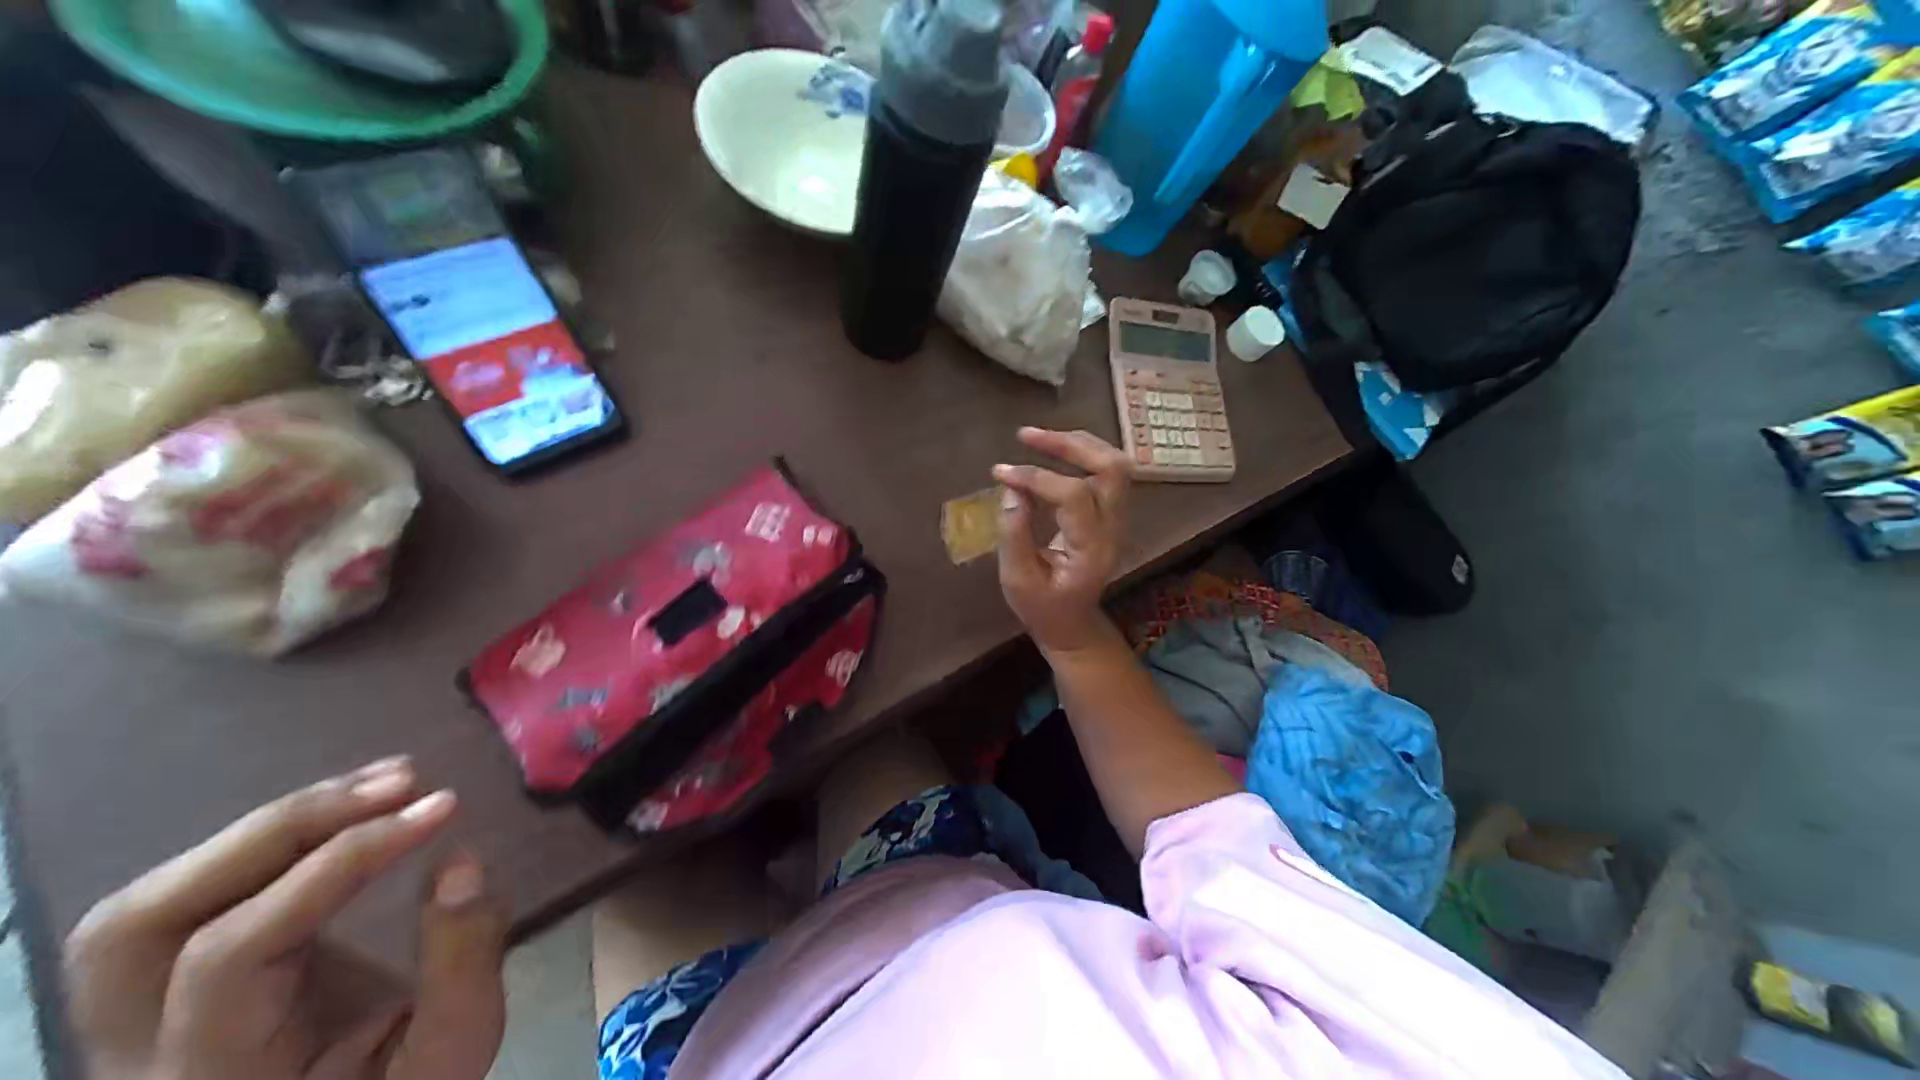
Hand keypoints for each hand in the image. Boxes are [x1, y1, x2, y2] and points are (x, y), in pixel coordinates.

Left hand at [64, 757, 507, 1079]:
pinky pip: (186, 899)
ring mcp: (133, 1025)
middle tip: (399, 783)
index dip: (341, 861)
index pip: (235, 950)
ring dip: (269, 828)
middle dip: (284, 829)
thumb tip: (461, 861)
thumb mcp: (451, 1050)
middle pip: (145, 923)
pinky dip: (267, 841)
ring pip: (144, 906)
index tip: (442, 806)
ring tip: (381, 784)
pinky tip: (349, 810)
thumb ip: (463, 963)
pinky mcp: (167, 989)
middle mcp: (134, 1058)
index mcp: (211, 1077)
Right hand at [994, 427, 1130, 655]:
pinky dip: (1080, 452)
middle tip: (1027, 436)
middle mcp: (1114, 529)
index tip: (1000, 472)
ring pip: (1114, 463)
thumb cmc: (1042, 607)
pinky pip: (1105, 470)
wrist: (1072, 623)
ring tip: (1037, 438)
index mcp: (1092, 550)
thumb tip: (1011, 489)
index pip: (1073, 495)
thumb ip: (1014, 535)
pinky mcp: (1111, 512)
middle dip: (1069, 444)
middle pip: (1111, 468)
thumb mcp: (1017, 580)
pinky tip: (1051, 450)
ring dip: (1077, 443)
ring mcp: (1117, 519)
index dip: (1036, 477)